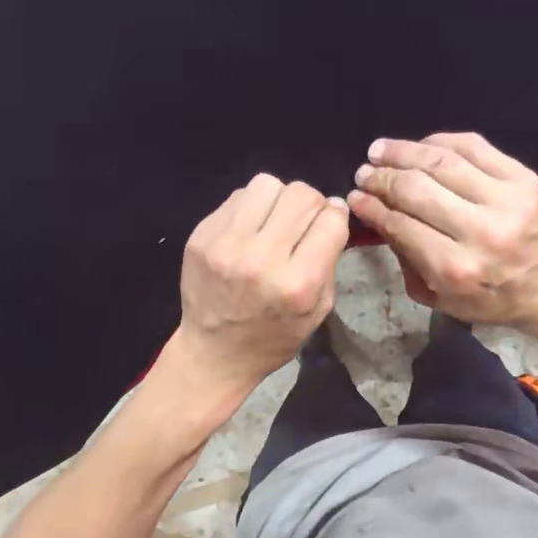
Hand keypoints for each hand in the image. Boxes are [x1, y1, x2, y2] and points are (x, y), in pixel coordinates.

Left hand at [174, 174, 349, 389]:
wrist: (214, 353)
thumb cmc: (273, 337)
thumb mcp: (318, 310)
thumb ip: (329, 260)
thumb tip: (334, 209)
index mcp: (297, 284)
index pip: (330, 220)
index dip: (335, 217)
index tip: (328, 225)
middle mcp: (261, 260)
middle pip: (301, 195)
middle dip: (310, 205)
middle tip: (301, 224)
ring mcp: (226, 245)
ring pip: (267, 184)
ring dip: (278, 200)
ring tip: (273, 222)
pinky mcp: (201, 237)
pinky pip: (237, 196)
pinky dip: (250, 207)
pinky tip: (248, 230)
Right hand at [348, 133, 537, 329]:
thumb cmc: (485, 297)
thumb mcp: (435, 294)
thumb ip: (404, 255)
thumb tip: (376, 211)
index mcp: (456, 269)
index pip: (401, 225)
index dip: (372, 207)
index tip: (354, 197)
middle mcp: (482, 232)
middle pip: (418, 190)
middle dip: (382, 178)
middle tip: (363, 173)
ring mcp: (507, 201)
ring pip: (442, 162)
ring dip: (404, 152)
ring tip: (381, 150)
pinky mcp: (524, 178)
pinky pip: (473, 146)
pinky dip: (439, 141)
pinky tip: (419, 146)